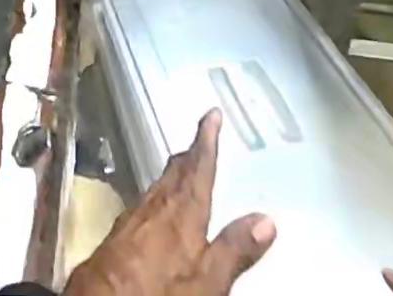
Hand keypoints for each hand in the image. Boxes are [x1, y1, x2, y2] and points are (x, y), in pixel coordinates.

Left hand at [62, 110, 274, 295]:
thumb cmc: (162, 289)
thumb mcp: (210, 279)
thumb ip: (236, 248)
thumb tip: (267, 219)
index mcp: (183, 210)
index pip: (199, 166)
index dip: (207, 139)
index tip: (212, 114)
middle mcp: (158, 202)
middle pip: (178, 169)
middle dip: (192, 151)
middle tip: (203, 135)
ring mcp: (137, 212)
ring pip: (162, 181)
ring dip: (177, 169)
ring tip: (188, 163)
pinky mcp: (124, 226)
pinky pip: (149, 197)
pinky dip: (163, 189)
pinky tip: (162, 200)